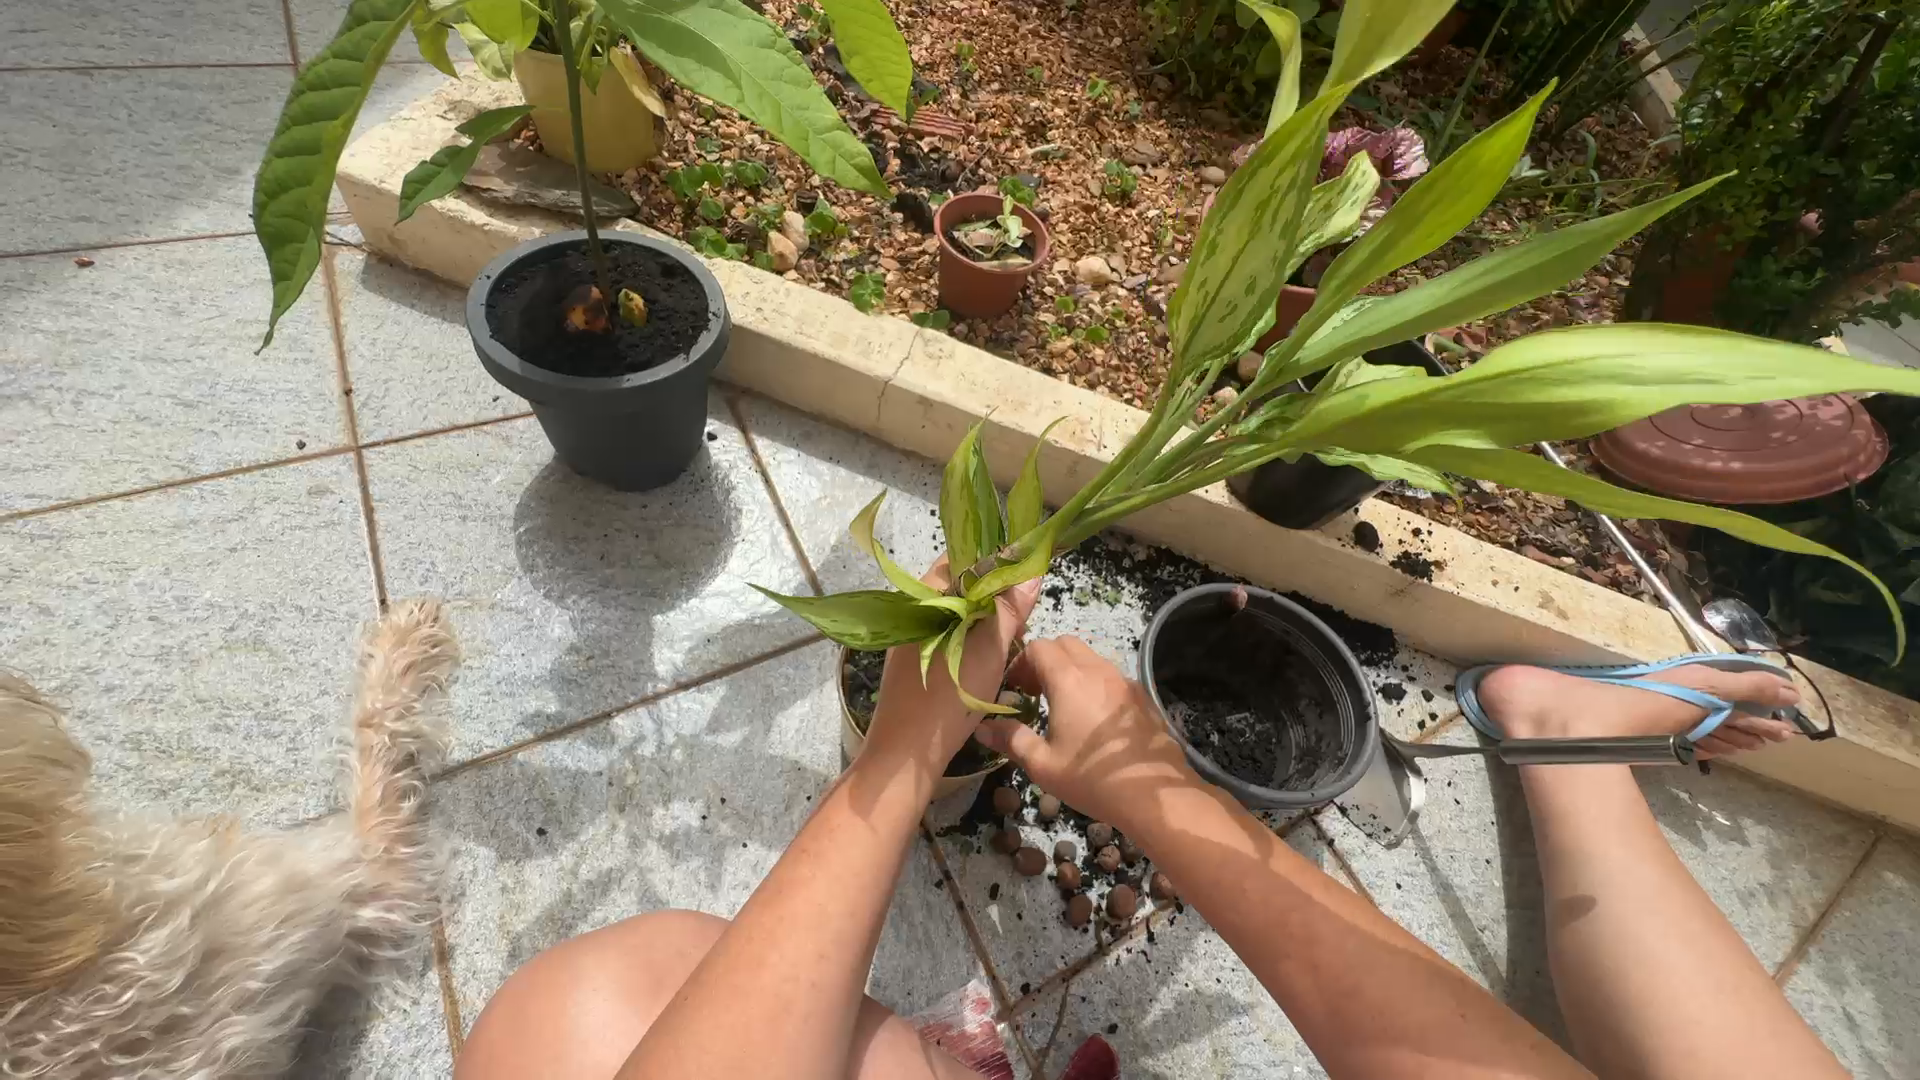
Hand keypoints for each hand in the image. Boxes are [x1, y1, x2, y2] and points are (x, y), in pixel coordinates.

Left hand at [861, 559, 1039, 780]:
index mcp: (922, 599)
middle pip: (959, 589)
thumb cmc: (948, 698)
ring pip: (955, 617)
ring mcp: (909, 639)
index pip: (960, 560)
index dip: (995, 562)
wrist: (905, 757)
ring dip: (985, 623)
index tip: (1027, 573)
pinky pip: (947, 638)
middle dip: (994, 598)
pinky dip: (970, 642)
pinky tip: (990, 661)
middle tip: (1024, 619)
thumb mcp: (989, 650)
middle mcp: (911, 612)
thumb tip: (1031, 572)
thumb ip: (1010, 609)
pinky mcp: (913, 662)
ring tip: (1013, 643)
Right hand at [975, 636, 1203, 836]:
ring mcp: (1123, 680)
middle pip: (1065, 644)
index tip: (1014, 688)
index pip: (1038, 647)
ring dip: (1070, 670)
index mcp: (1068, 680)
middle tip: (1035, 692)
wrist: (1154, 796)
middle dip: (1045, 660)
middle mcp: (1096, 670)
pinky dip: (1094, 683)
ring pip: (1090, 657)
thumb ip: (1012, 739)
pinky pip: (1110, 675)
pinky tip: (1093, 718)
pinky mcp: (1141, 695)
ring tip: (1062, 705)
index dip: (1021, 662)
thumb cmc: (1092, 779)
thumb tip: (983, 728)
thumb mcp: (1043, 765)